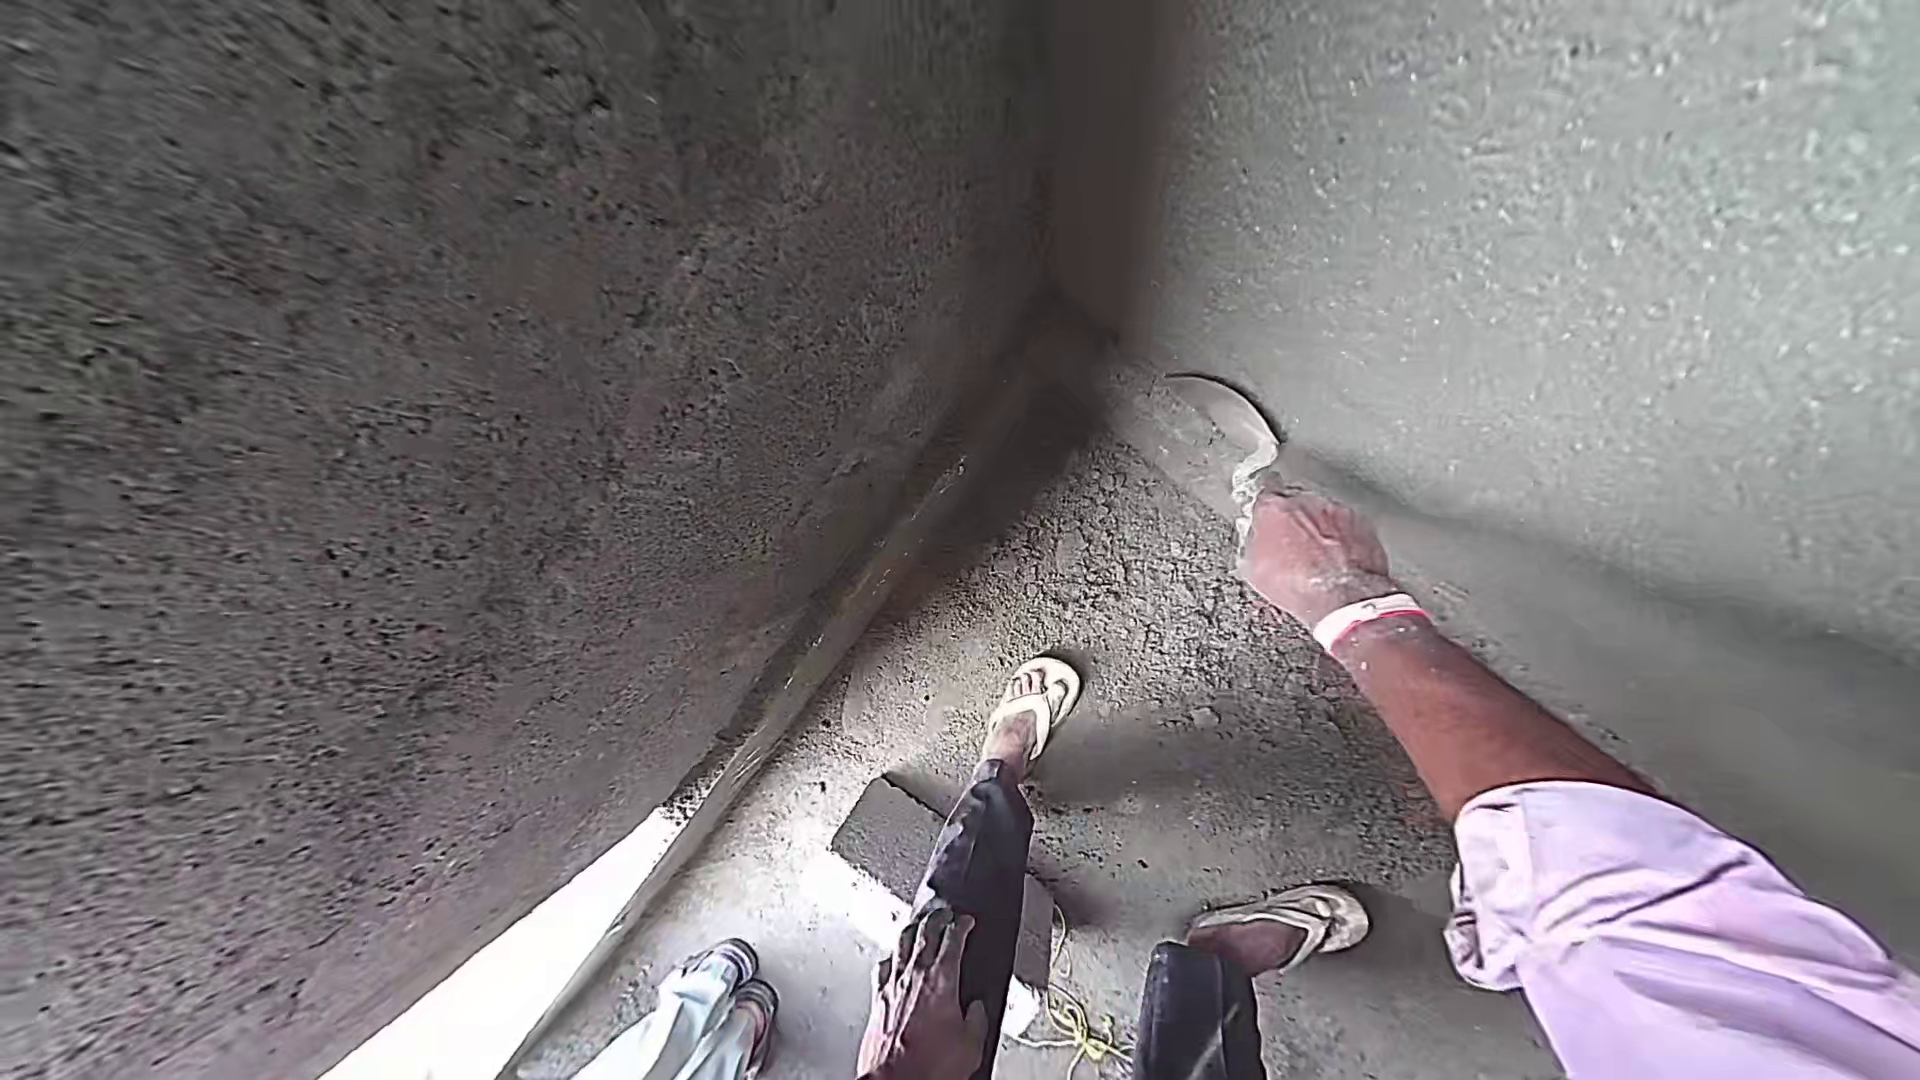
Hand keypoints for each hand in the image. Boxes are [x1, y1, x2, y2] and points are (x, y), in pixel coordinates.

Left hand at [857, 907, 987, 1079]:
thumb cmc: (929, 1068)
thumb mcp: (971, 1046)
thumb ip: (978, 1019)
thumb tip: (977, 1009)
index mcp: (942, 979)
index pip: (954, 937)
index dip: (962, 924)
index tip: (967, 921)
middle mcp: (916, 973)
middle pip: (927, 930)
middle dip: (939, 917)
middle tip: (946, 914)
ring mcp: (894, 983)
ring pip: (903, 940)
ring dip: (915, 927)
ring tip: (921, 922)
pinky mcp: (878, 998)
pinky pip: (884, 965)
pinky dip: (892, 955)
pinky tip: (893, 956)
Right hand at [1238, 490, 1396, 626]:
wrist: (1341, 598)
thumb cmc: (1296, 584)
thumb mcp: (1253, 568)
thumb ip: (1253, 541)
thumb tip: (1255, 537)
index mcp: (1273, 508)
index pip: (1264, 491)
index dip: (1265, 506)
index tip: (1265, 514)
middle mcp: (1306, 501)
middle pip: (1296, 499)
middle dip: (1293, 515)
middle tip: (1289, 539)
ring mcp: (1337, 510)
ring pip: (1322, 510)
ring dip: (1318, 525)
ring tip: (1315, 553)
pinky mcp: (1363, 523)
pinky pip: (1346, 524)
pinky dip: (1341, 535)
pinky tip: (1335, 557)